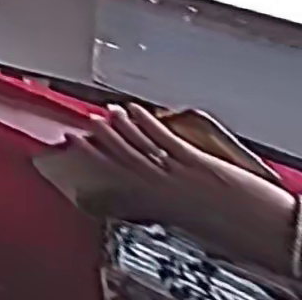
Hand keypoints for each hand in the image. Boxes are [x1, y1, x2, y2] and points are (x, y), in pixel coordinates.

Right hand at [64, 104, 294, 259]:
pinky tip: (139, 111)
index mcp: (159, 201)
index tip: (72, 138)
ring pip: (140, 141)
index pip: (113, 171)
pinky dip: (148, 122)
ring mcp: (181, 170)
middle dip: (102, 133)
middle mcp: (162, 182)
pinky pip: (166, 138)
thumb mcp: (200, 230)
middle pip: (122, 151)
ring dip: (122, 124)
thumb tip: (153, 199)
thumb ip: (171, 209)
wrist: (286, 241)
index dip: (89, 153)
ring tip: (111, 110)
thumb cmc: (247, 241)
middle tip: (87, 118)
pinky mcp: (199, 162)